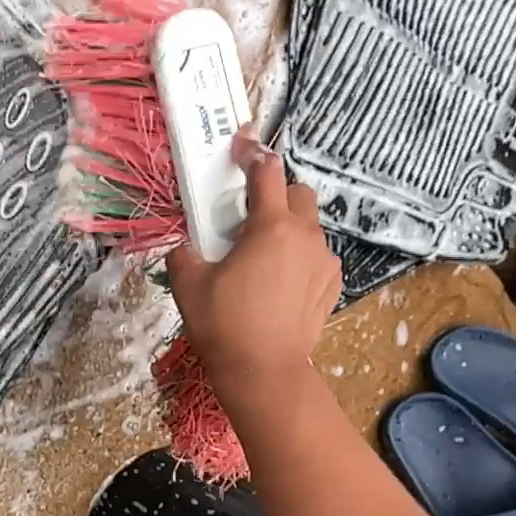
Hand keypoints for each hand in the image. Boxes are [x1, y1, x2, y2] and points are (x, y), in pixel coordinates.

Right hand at [165, 130, 340, 389]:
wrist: (263, 370)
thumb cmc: (222, 323)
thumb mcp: (188, 286)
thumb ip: (184, 255)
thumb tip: (185, 245)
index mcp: (270, 227)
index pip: (265, 174)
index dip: (251, 155)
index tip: (241, 145)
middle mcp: (305, 235)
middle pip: (298, 193)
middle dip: (275, 195)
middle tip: (246, 219)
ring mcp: (323, 260)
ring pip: (308, 228)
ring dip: (285, 231)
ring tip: (258, 261)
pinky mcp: (331, 284)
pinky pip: (314, 259)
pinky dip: (296, 261)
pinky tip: (275, 287)